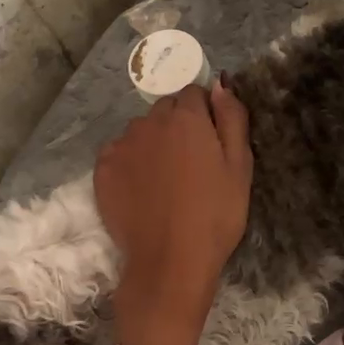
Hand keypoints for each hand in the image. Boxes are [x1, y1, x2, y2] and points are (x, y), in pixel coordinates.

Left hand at [94, 81, 250, 344]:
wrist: (170, 261)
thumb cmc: (216, 215)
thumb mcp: (240, 167)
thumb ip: (232, 118)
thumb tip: (220, 82)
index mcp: (187, 117)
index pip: (195, 94)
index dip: (206, 116)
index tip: (213, 145)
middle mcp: (149, 122)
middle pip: (166, 110)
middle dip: (179, 127)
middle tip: (193, 166)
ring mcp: (121, 145)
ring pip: (142, 131)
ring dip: (154, 144)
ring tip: (168, 182)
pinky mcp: (103, 170)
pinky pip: (120, 153)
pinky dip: (132, 163)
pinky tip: (145, 191)